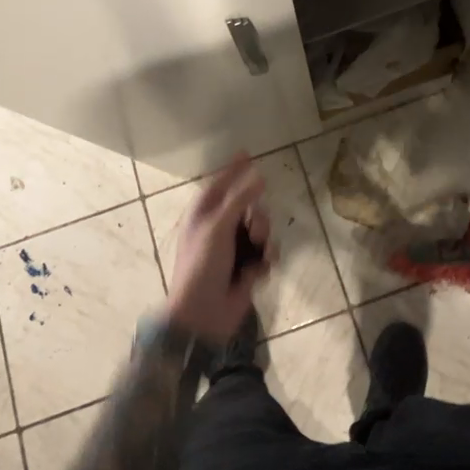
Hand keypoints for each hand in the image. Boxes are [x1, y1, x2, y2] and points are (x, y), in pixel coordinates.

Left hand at [164, 155, 271, 341]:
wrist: (202, 315)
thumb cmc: (202, 266)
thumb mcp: (218, 227)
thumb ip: (240, 199)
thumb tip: (259, 175)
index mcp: (203, 215)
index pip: (220, 184)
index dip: (233, 169)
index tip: (247, 153)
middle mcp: (218, 228)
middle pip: (248, 206)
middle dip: (257, 216)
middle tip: (255, 229)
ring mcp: (233, 249)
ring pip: (261, 229)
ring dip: (264, 239)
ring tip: (260, 254)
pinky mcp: (247, 268)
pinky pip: (266, 253)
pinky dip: (267, 259)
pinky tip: (263, 270)